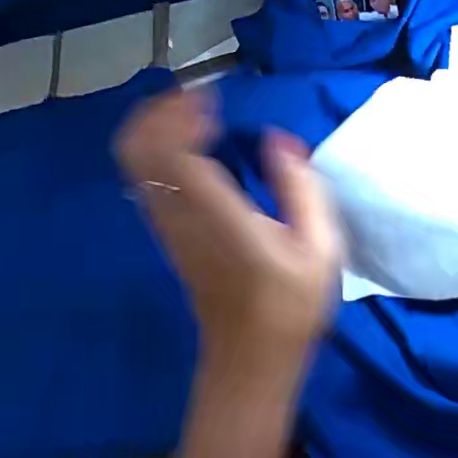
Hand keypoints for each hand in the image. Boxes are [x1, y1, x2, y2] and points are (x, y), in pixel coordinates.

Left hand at [116, 88, 342, 375]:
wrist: (249, 360)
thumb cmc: (292, 307)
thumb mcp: (322, 249)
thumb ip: (303, 189)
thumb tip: (279, 141)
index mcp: (221, 220)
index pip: (176, 154)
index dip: (183, 116)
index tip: (212, 98)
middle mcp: (182, 219)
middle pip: (139, 150)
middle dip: (158, 112)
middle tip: (197, 98)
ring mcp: (168, 229)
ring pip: (135, 164)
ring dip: (155, 128)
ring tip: (195, 113)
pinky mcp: (167, 236)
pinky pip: (145, 180)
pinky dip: (158, 150)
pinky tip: (193, 147)